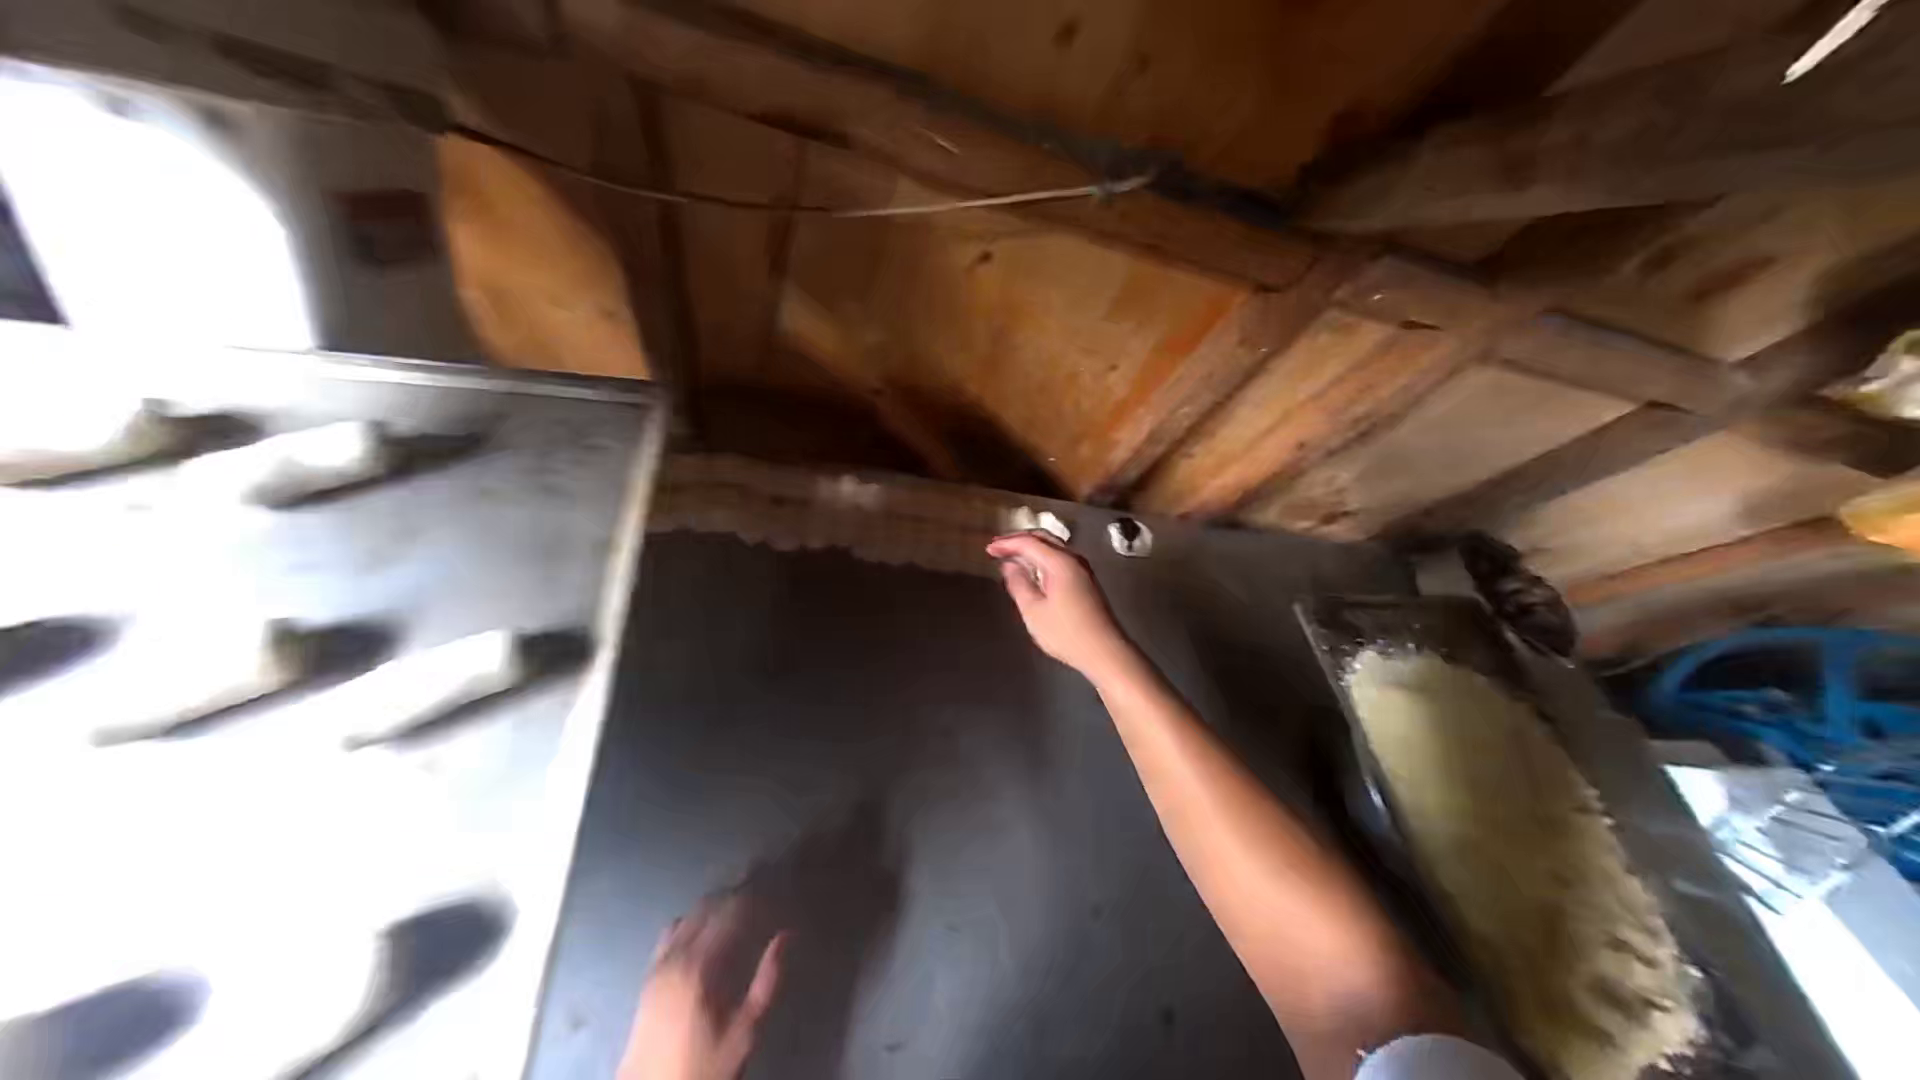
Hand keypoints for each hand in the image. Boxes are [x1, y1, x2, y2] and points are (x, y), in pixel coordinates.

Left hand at [617, 894, 785, 1079]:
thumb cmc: (703, 1067)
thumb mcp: (745, 1031)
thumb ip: (768, 980)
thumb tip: (785, 936)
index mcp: (700, 966)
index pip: (731, 912)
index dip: (755, 896)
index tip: (775, 888)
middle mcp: (675, 956)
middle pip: (708, 907)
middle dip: (736, 894)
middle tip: (762, 890)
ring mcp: (658, 965)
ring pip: (689, 916)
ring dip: (715, 905)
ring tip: (739, 907)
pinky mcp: (649, 976)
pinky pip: (672, 932)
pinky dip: (693, 921)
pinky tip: (706, 931)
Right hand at [986, 531, 1139, 682]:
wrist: (1105, 651)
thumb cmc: (1066, 633)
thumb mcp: (1033, 610)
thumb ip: (1018, 584)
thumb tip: (1009, 566)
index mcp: (1060, 563)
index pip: (1029, 542)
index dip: (1007, 543)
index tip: (989, 549)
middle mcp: (1073, 559)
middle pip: (1044, 538)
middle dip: (1019, 540)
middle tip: (999, 547)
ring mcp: (1082, 569)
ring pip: (1053, 547)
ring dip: (1032, 548)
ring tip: (1012, 557)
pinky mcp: (1086, 581)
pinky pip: (1060, 558)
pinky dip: (1042, 558)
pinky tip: (1033, 570)